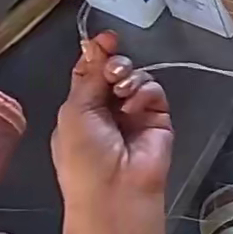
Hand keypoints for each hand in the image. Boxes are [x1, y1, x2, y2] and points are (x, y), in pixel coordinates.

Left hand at [53, 31, 172, 233]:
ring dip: (129, 77)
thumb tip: (95, 44)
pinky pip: (154, 92)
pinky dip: (145, 92)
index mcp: (80, 108)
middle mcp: (107, 109)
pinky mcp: (158, 120)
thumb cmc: (83, 156)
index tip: (104, 39)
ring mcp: (134, 114)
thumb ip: (88, 75)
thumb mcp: (74, 111)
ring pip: (136, 77)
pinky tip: (135, 105)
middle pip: (114, 70)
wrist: (114, 194)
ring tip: (122, 91)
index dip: (96, 54)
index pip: (89, 72)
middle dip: (113, 63)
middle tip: (112, 71)